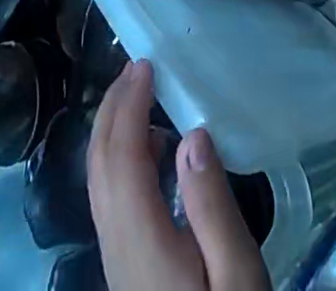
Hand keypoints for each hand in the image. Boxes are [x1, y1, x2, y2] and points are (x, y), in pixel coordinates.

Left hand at [88, 59, 268, 290]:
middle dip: (111, 106)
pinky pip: (109, 194)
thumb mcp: (238, 276)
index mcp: (141, 237)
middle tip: (136, 68)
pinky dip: (120, 156)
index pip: (121, 153)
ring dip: (113, 127)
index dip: (128, 103)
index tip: (144, 65)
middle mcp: (115, 239)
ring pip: (98, 176)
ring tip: (144, 98)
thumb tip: (190, 135)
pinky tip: (153, 153)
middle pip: (97, 159)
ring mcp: (114, 254)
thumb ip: (212, 206)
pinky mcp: (122, 263)